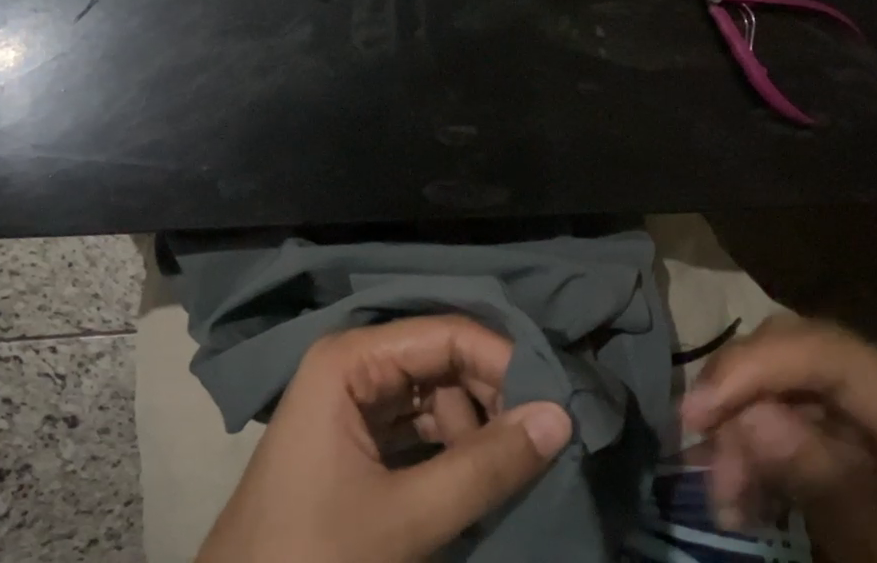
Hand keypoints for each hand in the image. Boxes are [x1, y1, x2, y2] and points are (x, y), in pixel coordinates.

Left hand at [198, 316, 572, 562]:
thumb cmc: (315, 551)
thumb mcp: (407, 516)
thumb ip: (486, 467)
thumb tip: (561, 417)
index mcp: (351, 358)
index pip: (448, 334)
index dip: (506, 361)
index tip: (558, 402)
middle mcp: (352, 363)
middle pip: (443, 360)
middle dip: (492, 398)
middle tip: (541, 442)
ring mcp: (352, 400)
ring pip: (435, 394)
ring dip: (475, 429)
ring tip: (506, 472)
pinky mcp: (356, 437)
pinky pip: (418, 426)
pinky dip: (452, 448)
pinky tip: (478, 478)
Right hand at [680, 317, 876, 562]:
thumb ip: (838, 499)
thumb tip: (752, 414)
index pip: (837, 356)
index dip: (754, 367)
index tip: (693, 417)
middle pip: (810, 359)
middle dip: (743, 400)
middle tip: (705, 471)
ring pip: (798, 390)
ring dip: (746, 433)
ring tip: (726, 504)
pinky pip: (807, 428)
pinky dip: (766, 454)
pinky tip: (749, 500)